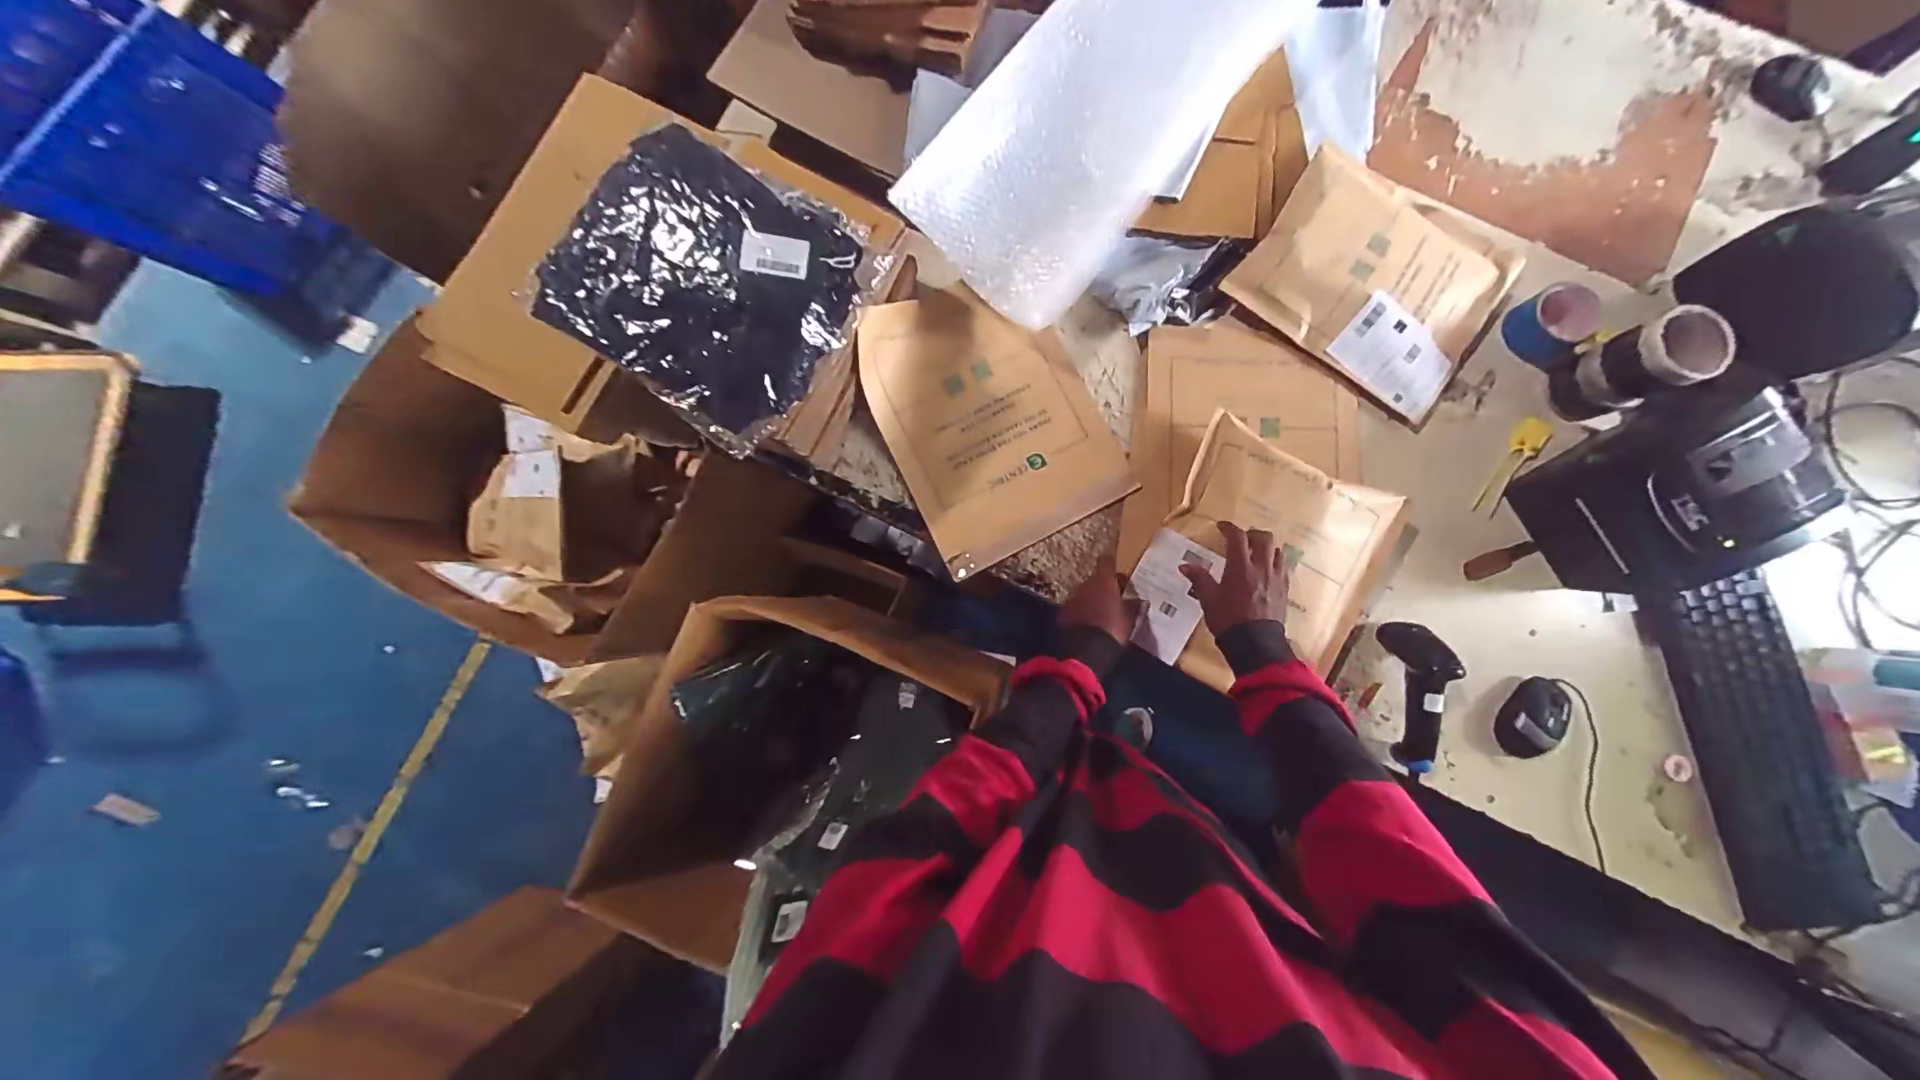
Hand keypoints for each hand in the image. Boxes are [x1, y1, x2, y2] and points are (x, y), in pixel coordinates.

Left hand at [1058, 551, 1137, 646]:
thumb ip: (1134, 606)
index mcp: (1103, 582)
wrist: (1086, 650)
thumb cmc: (1113, 630)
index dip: (1111, 562)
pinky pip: (1075, 606)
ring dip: (1091, 599)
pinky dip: (1081, 611)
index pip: (1106, 561)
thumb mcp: (1129, 619)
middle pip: (1095, 579)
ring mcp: (1072, 597)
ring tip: (1101, 612)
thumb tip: (1140, 601)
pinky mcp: (1063, 611)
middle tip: (1114, 597)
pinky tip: (1087, 622)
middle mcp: (1085, 584)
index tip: (1116, 565)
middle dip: (1103, 586)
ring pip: (1084, 593)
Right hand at [1180, 522, 1289, 636]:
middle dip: (1252, 534)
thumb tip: (1185, 566)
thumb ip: (1199, 579)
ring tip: (1257, 552)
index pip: (1237, 537)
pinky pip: (1284, 567)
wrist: (1255, 643)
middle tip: (1241, 539)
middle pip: (1264, 538)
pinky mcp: (1285, 589)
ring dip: (1267, 547)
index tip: (1221, 527)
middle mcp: (1261, 567)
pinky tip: (1268, 569)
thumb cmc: (1228, 620)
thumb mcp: (1209, 599)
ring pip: (1278, 550)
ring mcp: (1277, 577)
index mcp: (1240, 567)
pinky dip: (1276, 561)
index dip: (1229, 528)